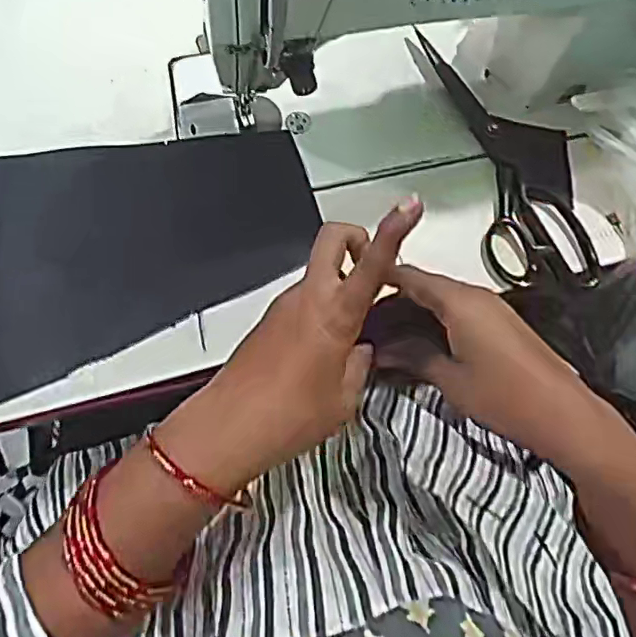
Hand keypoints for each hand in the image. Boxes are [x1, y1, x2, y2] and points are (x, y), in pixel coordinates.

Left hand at [153, 198, 423, 495]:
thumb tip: (361, 353)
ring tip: (349, 330)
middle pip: (334, 237)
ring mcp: (286, 304)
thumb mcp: (344, 398)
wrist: (227, 428)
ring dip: (339, 283)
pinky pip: (304, 297)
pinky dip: (321, 307)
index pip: (372, 260)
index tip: (408, 207)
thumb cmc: (282, 417)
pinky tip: (322, 347)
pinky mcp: (271, 317)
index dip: (394, 227)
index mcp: (335, 314)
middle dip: (357, 237)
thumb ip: (360, 364)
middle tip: (372, 264)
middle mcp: (308, 298)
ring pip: (319, 270)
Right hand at [376, 265, 613, 468]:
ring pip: (443, 299)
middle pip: (427, 286)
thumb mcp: (450, 380)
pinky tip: (424, 343)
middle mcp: (476, 296)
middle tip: (370, 322)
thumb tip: (388, 350)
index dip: (382, 279)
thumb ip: (415, 357)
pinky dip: (438, 321)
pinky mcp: (501, 323)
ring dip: (417, 312)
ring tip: (391, 336)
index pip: (411, 277)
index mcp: (459, 301)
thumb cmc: (509, 398)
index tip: (360, 287)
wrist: (562, 414)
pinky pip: (460, 311)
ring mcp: (491, 308)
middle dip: (397, 301)